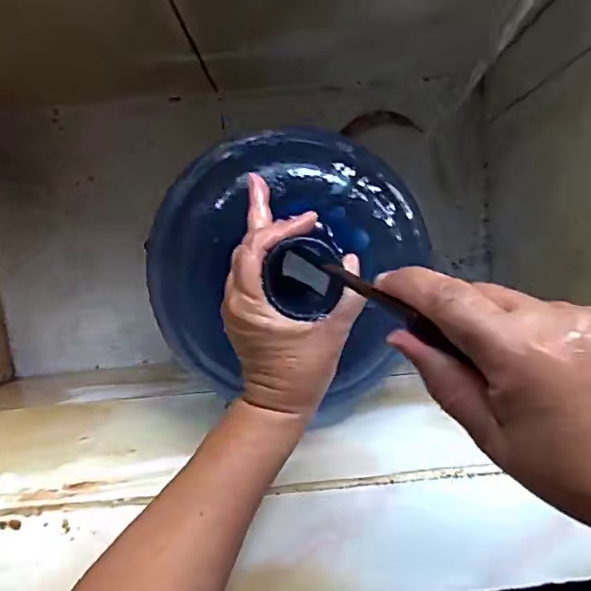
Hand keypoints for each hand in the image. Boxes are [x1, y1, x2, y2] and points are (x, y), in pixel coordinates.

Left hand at [222, 173, 365, 417]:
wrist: (278, 407)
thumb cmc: (301, 375)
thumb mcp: (330, 335)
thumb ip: (346, 299)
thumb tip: (354, 263)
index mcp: (250, 302)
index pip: (256, 249)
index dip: (281, 228)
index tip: (310, 220)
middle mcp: (236, 300)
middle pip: (244, 247)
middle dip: (256, 214)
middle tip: (260, 183)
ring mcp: (237, 308)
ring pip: (244, 259)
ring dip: (258, 232)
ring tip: (269, 206)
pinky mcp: (245, 314)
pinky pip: (248, 273)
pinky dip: (261, 252)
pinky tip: (276, 244)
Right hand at [377, 267, 590, 529]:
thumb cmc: (572, 474)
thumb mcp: (495, 436)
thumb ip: (445, 380)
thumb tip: (404, 339)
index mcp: (518, 349)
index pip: (449, 298)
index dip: (411, 284)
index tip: (384, 282)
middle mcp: (552, 317)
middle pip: (483, 296)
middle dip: (453, 311)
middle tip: (438, 346)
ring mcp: (586, 315)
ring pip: (519, 306)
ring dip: (496, 326)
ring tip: (505, 377)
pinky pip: (553, 316)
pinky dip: (532, 333)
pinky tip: (547, 375)